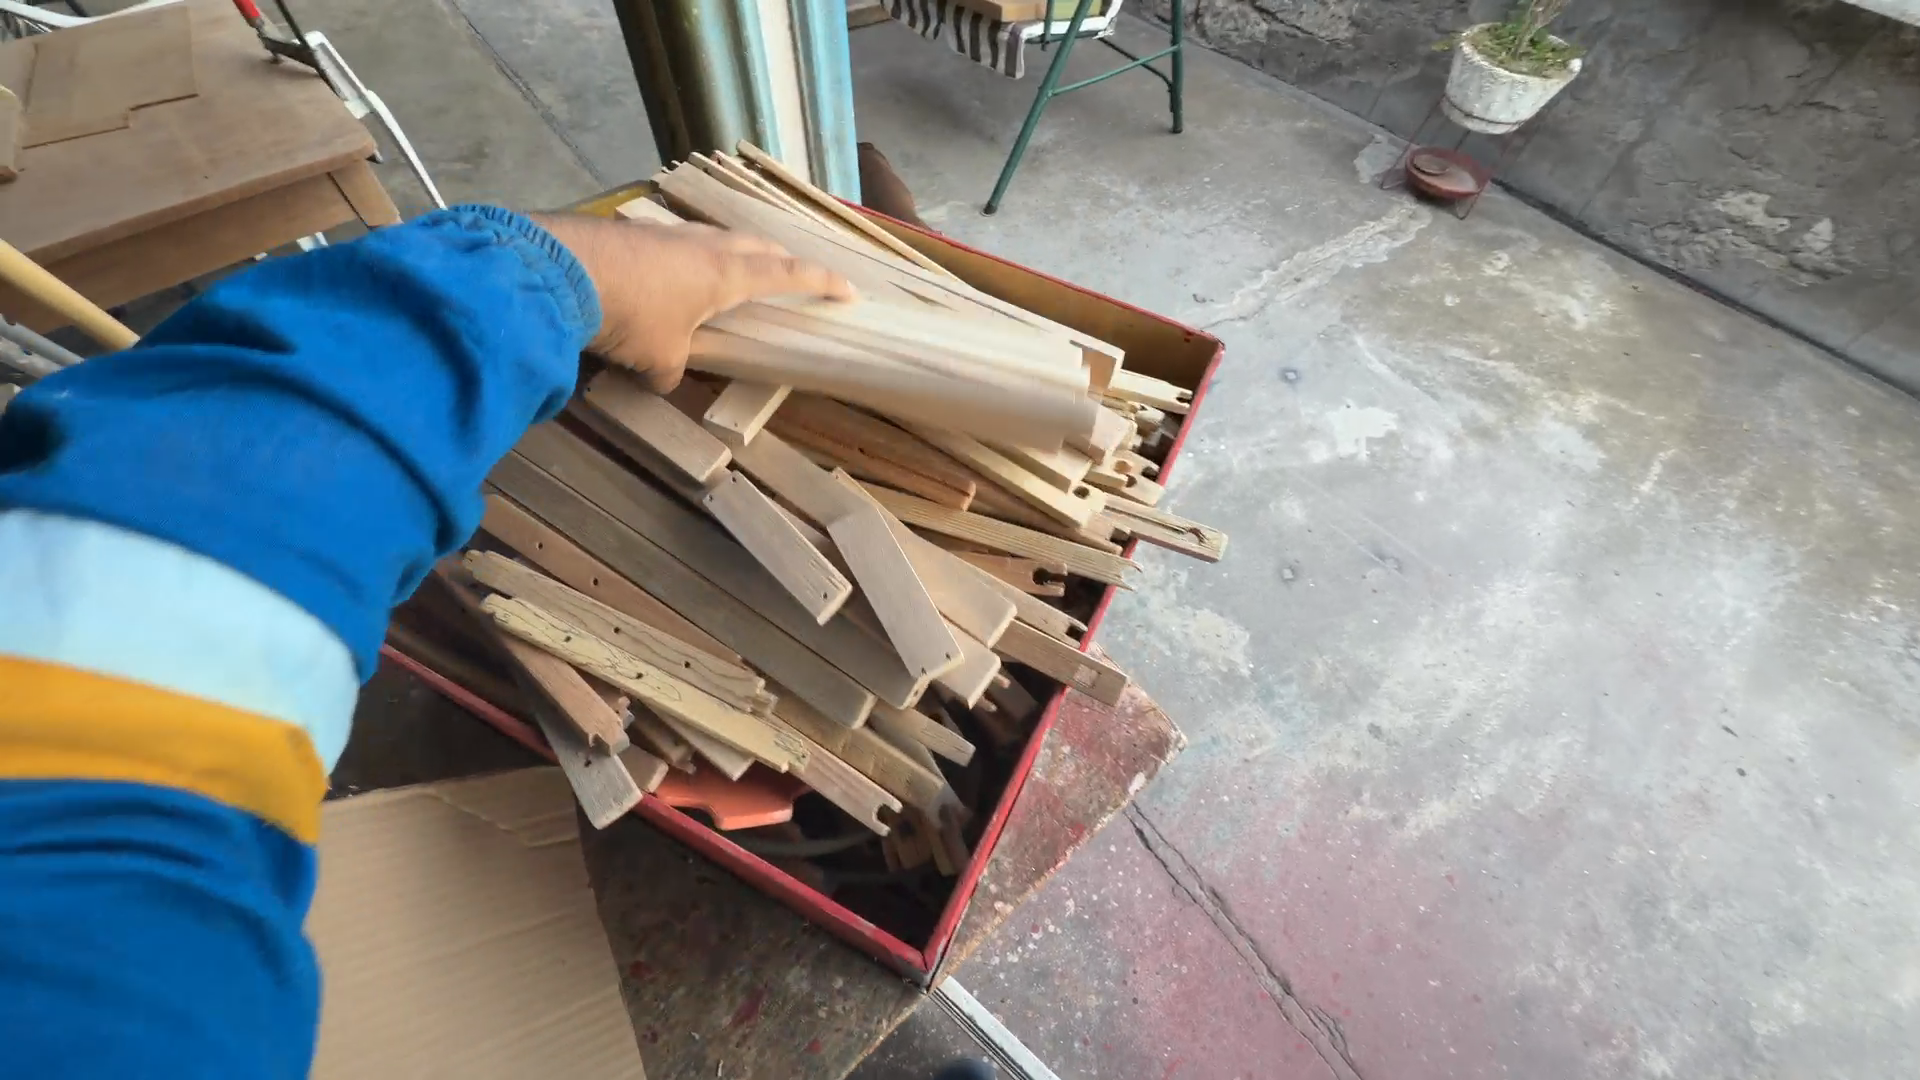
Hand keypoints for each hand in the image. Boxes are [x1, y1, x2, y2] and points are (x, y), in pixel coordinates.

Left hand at [532, 213, 854, 392]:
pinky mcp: (632, 233)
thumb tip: (662, 378)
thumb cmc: (631, 317)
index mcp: (727, 275)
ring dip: (734, 253)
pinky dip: (690, 258)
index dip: (822, 283)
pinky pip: (677, 243)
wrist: (555, 272)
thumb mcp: (658, 359)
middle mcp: (704, 247)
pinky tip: (672, 272)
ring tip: (734, 270)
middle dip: (782, 259)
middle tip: (793, 272)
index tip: (849, 290)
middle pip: (757, 244)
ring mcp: (666, 233)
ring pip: (716, 238)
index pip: (789, 274)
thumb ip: (670, 369)